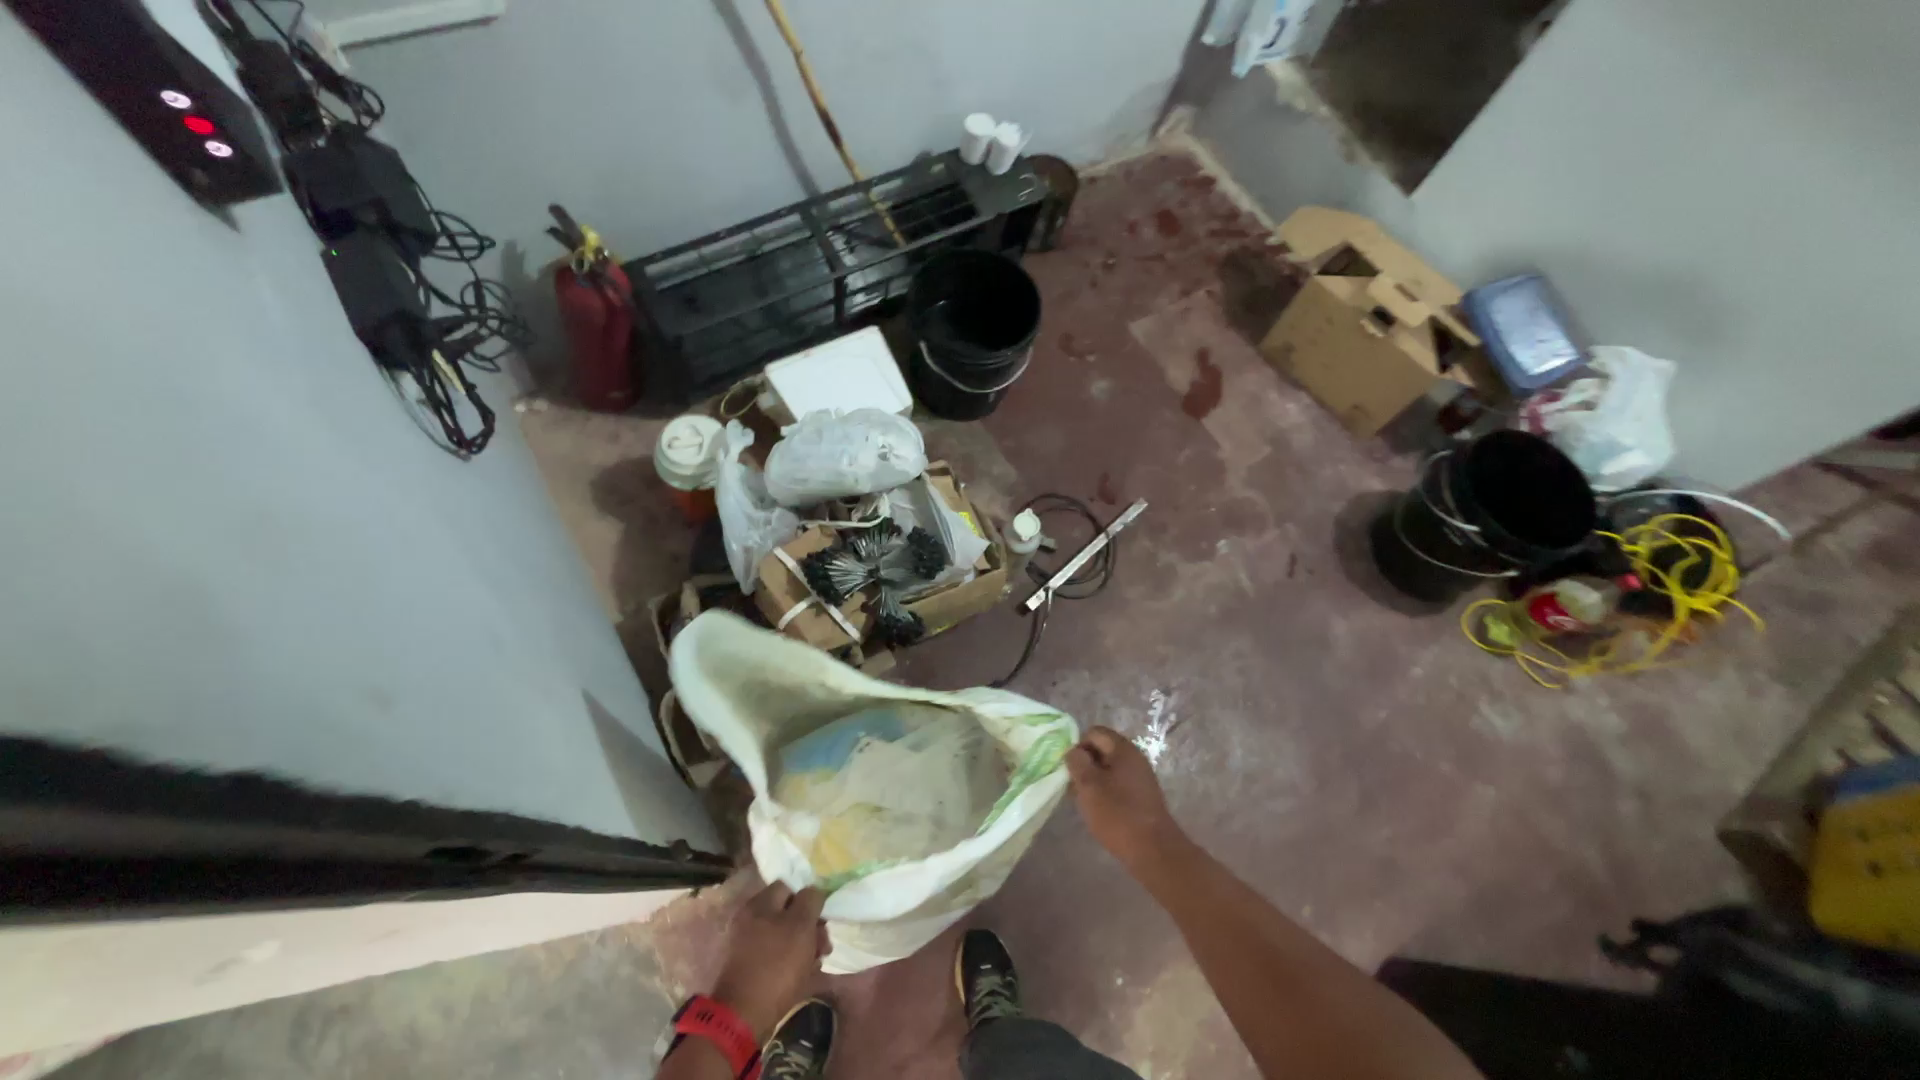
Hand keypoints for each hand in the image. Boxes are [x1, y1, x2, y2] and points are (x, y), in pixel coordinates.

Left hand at [710, 882, 826, 1039]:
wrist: (744, 1014)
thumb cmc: (777, 965)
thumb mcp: (801, 926)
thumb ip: (810, 901)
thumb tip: (814, 890)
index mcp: (760, 904)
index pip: (789, 887)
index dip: (809, 899)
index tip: (823, 918)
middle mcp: (750, 919)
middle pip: (788, 913)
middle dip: (810, 927)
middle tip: (824, 945)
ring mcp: (747, 944)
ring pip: (785, 936)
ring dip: (805, 946)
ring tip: (817, 962)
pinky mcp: (749, 967)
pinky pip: (776, 955)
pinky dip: (791, 962)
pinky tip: (805, 974)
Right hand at [1066, 726, 1189, 873]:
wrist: (1153, 850)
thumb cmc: (1118, 814)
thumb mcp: (1089, 785)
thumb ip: (1077, 762)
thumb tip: (1073, 751)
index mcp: (1123, 749)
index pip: (1094, 732)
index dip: (1078, 746)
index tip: (1070, 769)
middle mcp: (1135, 758)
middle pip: (1102, 750)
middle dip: (1084, 764)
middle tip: (1073, 786)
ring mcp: (1140, 777)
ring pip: (1108, 769)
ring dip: (1093, 780)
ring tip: (1082, 800)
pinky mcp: (1142, 796)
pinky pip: (1117, 784)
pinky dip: (1104, 792)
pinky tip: (1097, 810)